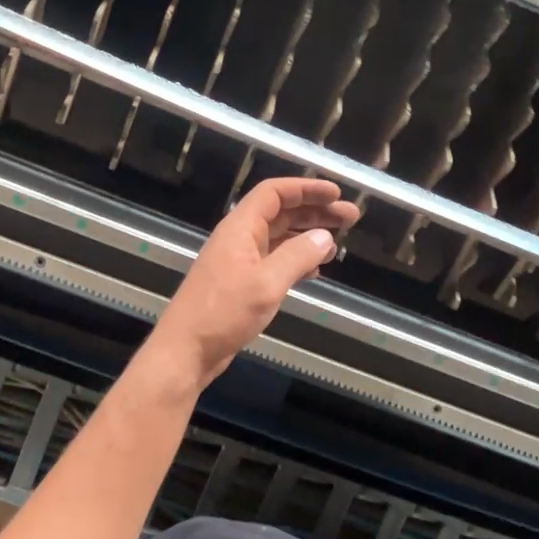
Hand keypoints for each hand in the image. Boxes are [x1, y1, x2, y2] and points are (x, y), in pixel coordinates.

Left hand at [147, 178, 360, 383]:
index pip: (274, 193)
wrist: (187, 350)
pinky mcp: (241, 284)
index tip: (337, 194)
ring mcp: (239, 262)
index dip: (306, 189)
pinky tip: (316, 270)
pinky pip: (274, 262)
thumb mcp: (267, 283)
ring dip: (308, 236)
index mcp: (240, 228)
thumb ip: (297, 257)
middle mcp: (239, 238)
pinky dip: (296, 261)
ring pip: (279, 238)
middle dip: (315, 212)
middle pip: (280, 213)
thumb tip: (325, 237)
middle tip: (351, 218)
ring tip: (339, 242)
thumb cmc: (223, 313)